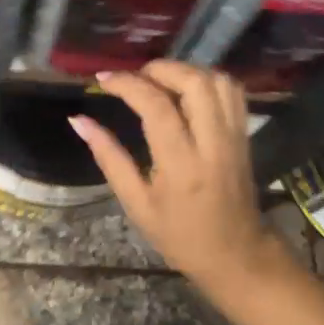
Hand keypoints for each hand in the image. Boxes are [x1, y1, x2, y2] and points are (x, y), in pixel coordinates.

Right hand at [71, 62, 290, 287]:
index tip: (104, 79)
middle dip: (161, 69)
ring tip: (161, 81)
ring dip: (185, 70)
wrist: (236, 255)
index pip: (156, 107)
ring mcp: (234, 136)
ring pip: (216, 81)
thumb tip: (79, 121)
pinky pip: (231, 91)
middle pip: (194, 83)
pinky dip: (207, 79)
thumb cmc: (180, 235)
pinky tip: (187, 89)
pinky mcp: (244, 134)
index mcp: (182, 165)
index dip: (128, 84)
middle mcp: (212, 143)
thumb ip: (110, 158)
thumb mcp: (137, 205)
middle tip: (136, 78)